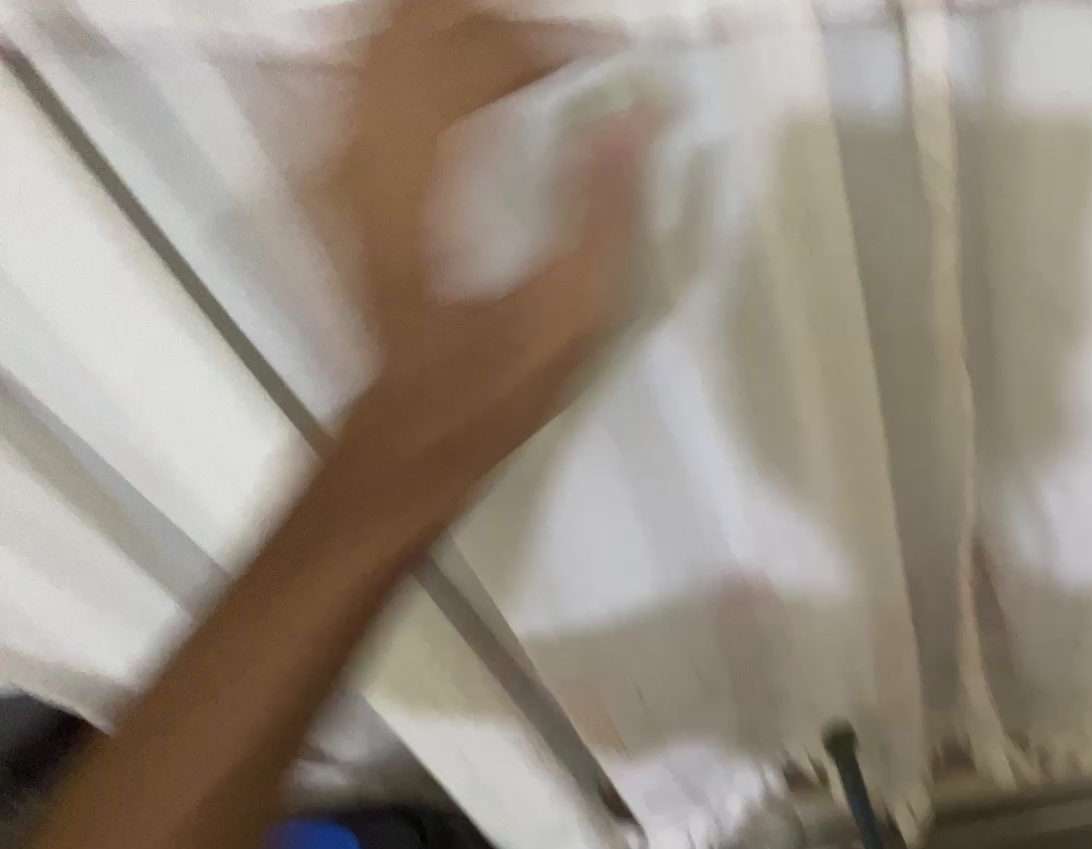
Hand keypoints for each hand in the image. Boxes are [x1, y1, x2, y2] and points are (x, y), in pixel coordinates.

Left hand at [324, 0, 653, 518]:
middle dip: (487, 20)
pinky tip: (443, 76)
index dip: (539, 38)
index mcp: (414, 181)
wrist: (412, 433)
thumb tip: (636, 121)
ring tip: (522, 55)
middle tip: (562, 46)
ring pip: (366, 39)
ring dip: (449, 33)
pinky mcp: (326, 180)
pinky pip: (341, 78)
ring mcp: (323, 161)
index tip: (603, 58)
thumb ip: (604, 208)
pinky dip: (402, 60)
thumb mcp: (574, 311)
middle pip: (401, 24)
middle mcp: (349, 153)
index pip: (462, 52)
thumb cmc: (494, 385)